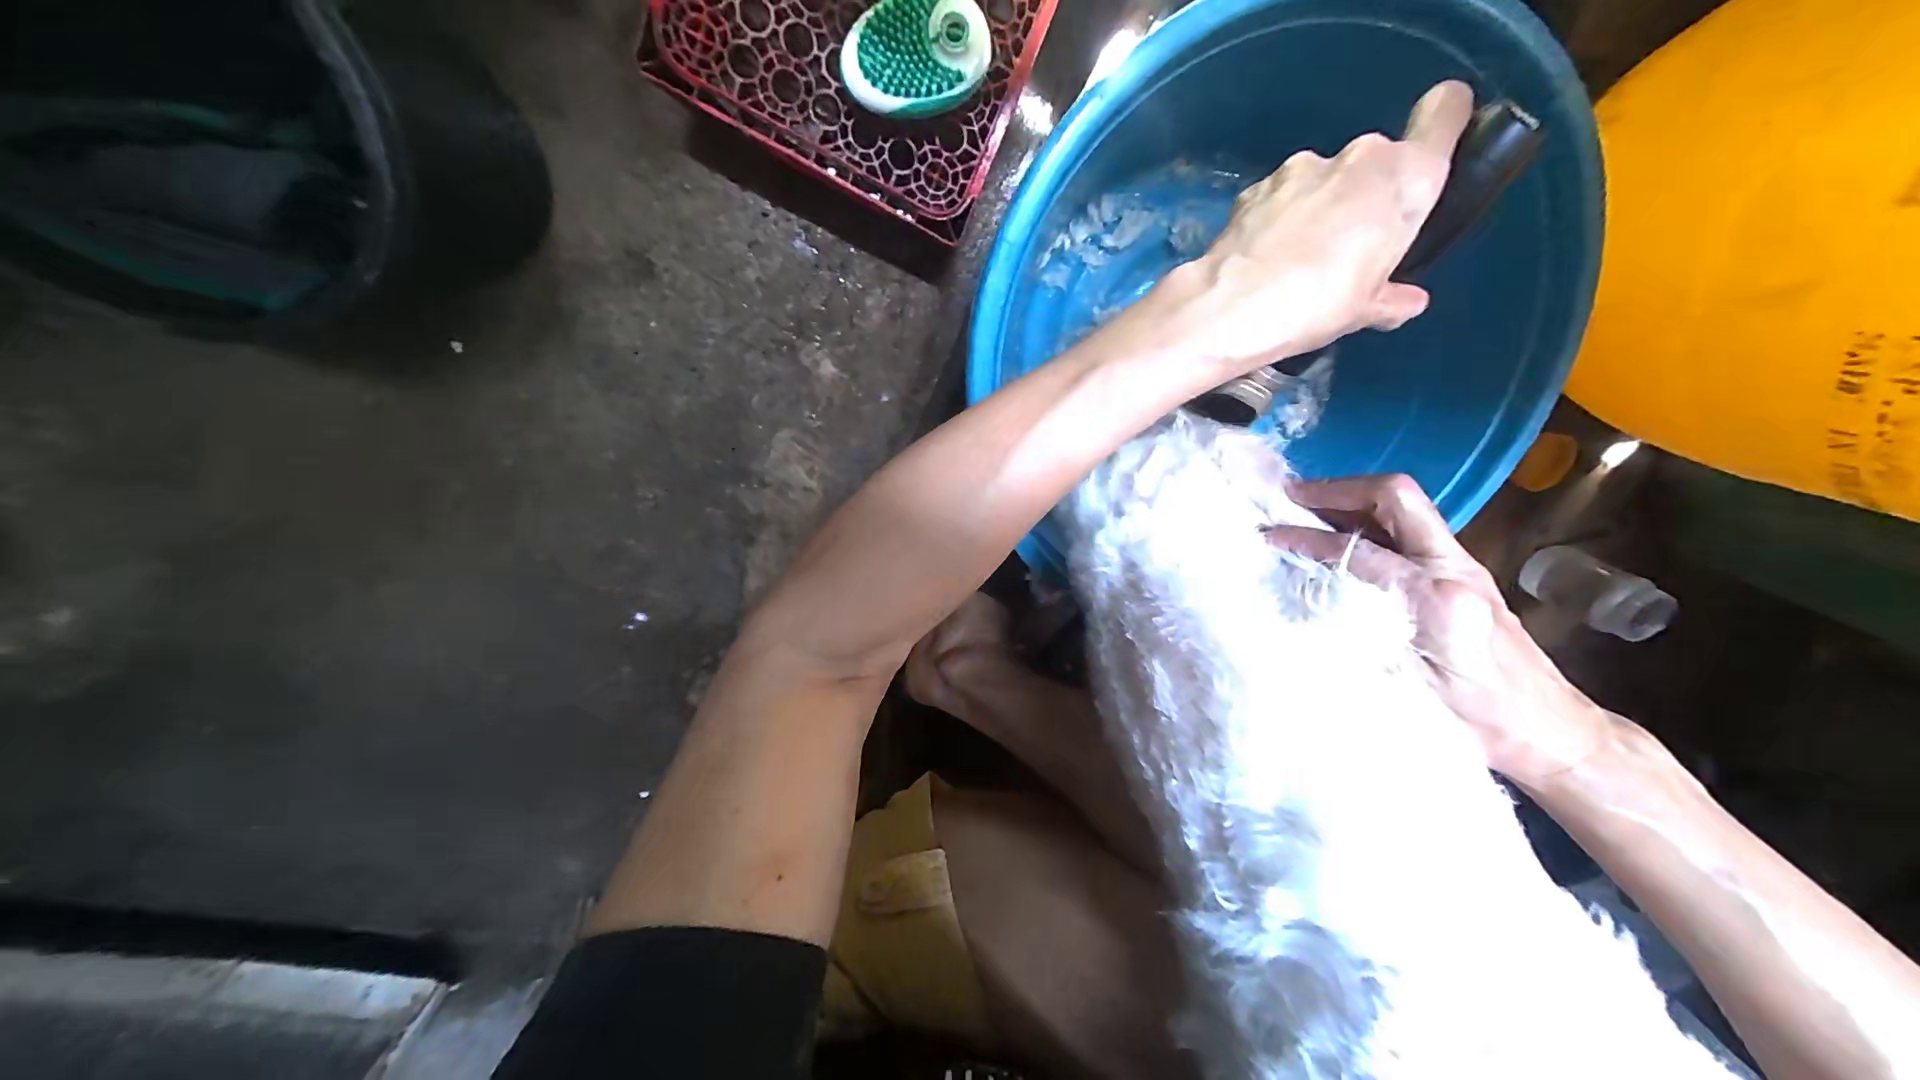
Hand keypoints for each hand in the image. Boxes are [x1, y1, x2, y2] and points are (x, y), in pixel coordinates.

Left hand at [1160, 80, 1474, 376]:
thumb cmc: (1316, 305)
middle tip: (1347, 246)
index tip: (1433, 150)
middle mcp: (1359, 157)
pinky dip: (1276, 217)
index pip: (1445, 111)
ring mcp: (1301, 167)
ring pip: (1323, 178)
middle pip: (1375, 160)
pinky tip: (1262, 256)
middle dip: (1365, 195)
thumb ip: (1391, 298)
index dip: (1444, 122)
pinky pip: (1278, 197)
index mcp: (1406, 176)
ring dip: (1317, 206)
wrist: (1230, 307)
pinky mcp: (1254, 187)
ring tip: (1295, 259)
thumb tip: (1406, 301)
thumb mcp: (1364, 310)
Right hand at [1264, 473, 1614, 790]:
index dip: (1304, 538)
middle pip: (1395, 496)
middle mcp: (1453, 568)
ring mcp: (1463, 565)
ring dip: (1351, 499)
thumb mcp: (1405, 691)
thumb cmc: (1477, 723)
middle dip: (1336, 489)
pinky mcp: (1463, 572)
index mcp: (1436, 599)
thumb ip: (1356, 638)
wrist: (1553, 733)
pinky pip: (1409, 527)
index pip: (1356, 550)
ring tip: (1305, 509)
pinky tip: (1340, 538)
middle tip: (1289, 497)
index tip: (1266, 535)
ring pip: (1403, 505)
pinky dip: (1367, 519)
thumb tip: (1300, 602)